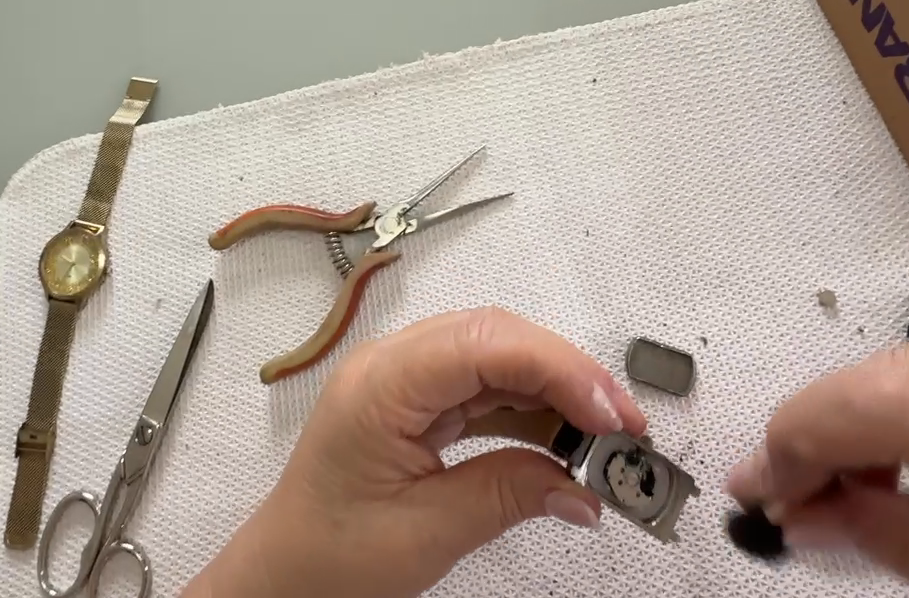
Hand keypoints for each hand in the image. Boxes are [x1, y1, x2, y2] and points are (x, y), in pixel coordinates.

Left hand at [183, 307, 646, 597]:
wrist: (284, 572)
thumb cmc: (329, 555)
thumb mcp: (423, 534)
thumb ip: (505, 496)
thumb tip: (581, 487)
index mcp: (381, 384)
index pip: (480, 343)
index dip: (554, 366)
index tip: (608, 412)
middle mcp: (393, 364)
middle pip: (495, 337)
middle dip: (566, 373)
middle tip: (623, 426)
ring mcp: (407, 376)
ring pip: (497, 356)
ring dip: (555, 391)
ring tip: (605, 438)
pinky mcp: (420, 398)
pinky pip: (487, 386)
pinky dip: (532, 409)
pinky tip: (565, 440)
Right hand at [725, 341, 908, 597]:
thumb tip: (810, 509)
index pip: (900, 406)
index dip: (805, 433)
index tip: (760, 488)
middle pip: (899, 375)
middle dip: (818, 427)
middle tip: (780, 493)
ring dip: (855, 419)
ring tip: (832, 487)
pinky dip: (902, 412)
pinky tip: (894, 464)